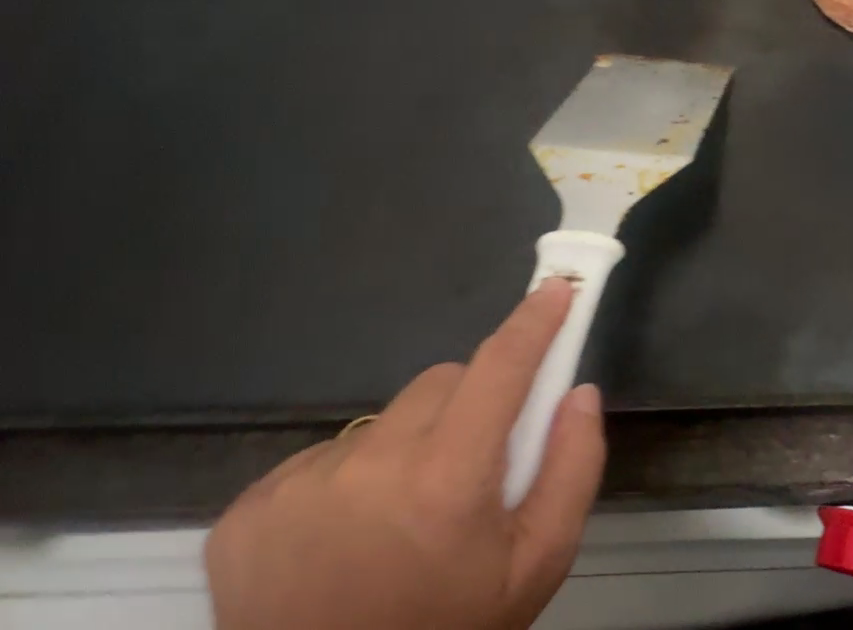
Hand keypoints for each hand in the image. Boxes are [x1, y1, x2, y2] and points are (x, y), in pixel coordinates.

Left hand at [205, 277, 607, 629]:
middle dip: (474, 401)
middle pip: (443, 383)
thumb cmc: (454, 627)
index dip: (534, 322)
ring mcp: (298, 487)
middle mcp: (368, 468)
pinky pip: (327, 456)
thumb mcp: (540, 561)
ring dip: (414, 440)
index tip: (558, 288)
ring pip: (388, 418)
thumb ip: (574, 468)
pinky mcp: (246, 509)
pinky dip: (354, 476)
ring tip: (408, 511)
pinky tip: (351, 533)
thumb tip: (576, 393)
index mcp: (447, 481)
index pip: (500, 369)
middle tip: (480, 458)